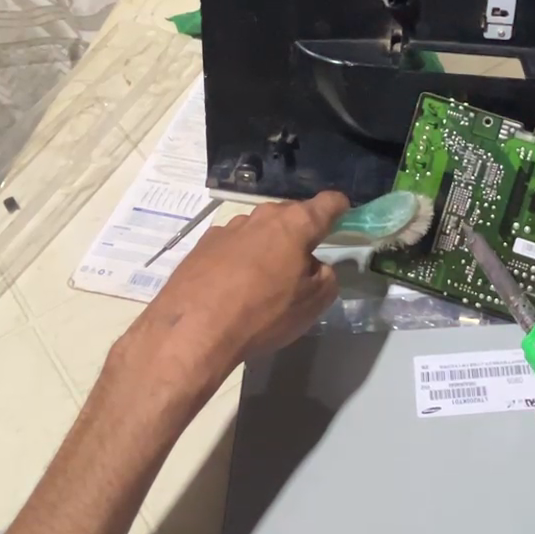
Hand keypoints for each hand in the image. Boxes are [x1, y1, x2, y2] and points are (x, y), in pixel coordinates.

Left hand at [117, 192, 348, 381]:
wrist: (192, 331)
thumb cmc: (263, 313)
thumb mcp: (313, 303)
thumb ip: (326, 277)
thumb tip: (315, 267)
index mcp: (296, 223)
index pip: (329, 202)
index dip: (340, 209)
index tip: (343, 219)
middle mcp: (263, 216)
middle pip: (291, 216)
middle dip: (300, 234)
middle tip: (302, 266)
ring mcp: (229, 228)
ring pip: (260, 231)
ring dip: (267, 247)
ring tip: (262, 282)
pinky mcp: (202, 245)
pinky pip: (232, 246)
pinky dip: (239, 259)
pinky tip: (232, 288)